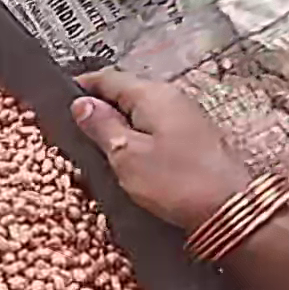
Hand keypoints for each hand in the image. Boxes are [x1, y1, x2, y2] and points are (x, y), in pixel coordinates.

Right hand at [69, 70, 288, 289]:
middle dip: (96, 105)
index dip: (80, 85)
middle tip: (68, 125)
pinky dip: (131, 136)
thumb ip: (101, 126)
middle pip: (124, 92)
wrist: (231, 211)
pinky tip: (120, 156)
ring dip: (113, 123)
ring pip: (138, 112)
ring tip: (89, 143)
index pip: (108, 78)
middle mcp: (171, 99)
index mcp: (153, 95)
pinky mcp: (191, 140)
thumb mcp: (125, 154)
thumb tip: (81, 103)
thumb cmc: (176, 182)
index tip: (57, 97)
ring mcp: (184, 119)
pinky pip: (151, 128)